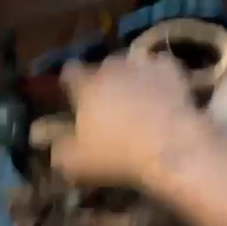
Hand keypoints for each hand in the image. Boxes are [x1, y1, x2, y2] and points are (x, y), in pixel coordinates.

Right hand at [52, 54, 215, 187]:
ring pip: (132, 62)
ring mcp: (143, 65)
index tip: (72, 94)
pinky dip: (160, 75)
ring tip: (137, 94)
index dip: (70, 82)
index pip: (69, 72)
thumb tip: (55, 145)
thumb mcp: (77, 163)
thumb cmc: (118, 156)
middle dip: (103, 79)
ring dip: (131, 74)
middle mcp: (112, 68)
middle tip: (108, 101)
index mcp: (86, 86)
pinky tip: (163, 89)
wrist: (170, 148)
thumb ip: (60, 151)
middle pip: (102, 66)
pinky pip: (161, 66)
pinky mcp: (172, 70)